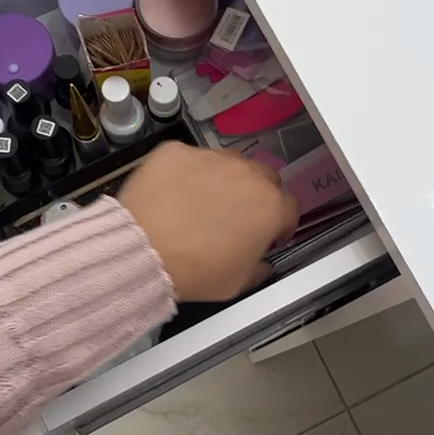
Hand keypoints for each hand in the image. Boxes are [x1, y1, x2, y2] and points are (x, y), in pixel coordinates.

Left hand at [120, 143, 299, 301]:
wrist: (144, 251)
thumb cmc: (193, 271)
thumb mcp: (237, 283)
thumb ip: (258, 268)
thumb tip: (261, 264)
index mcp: (270, 207)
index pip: (290, 208)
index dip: (280, 224)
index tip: (268, 234)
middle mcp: (246, 174)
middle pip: (263, 178)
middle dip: (255, 196)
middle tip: (234, 217)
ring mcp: (211, 157)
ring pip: (227, 164)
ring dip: (222, 180)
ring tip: (199, 205)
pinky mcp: (178, 151)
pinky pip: (189, 159)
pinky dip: (186, 173)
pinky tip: (173, 195)